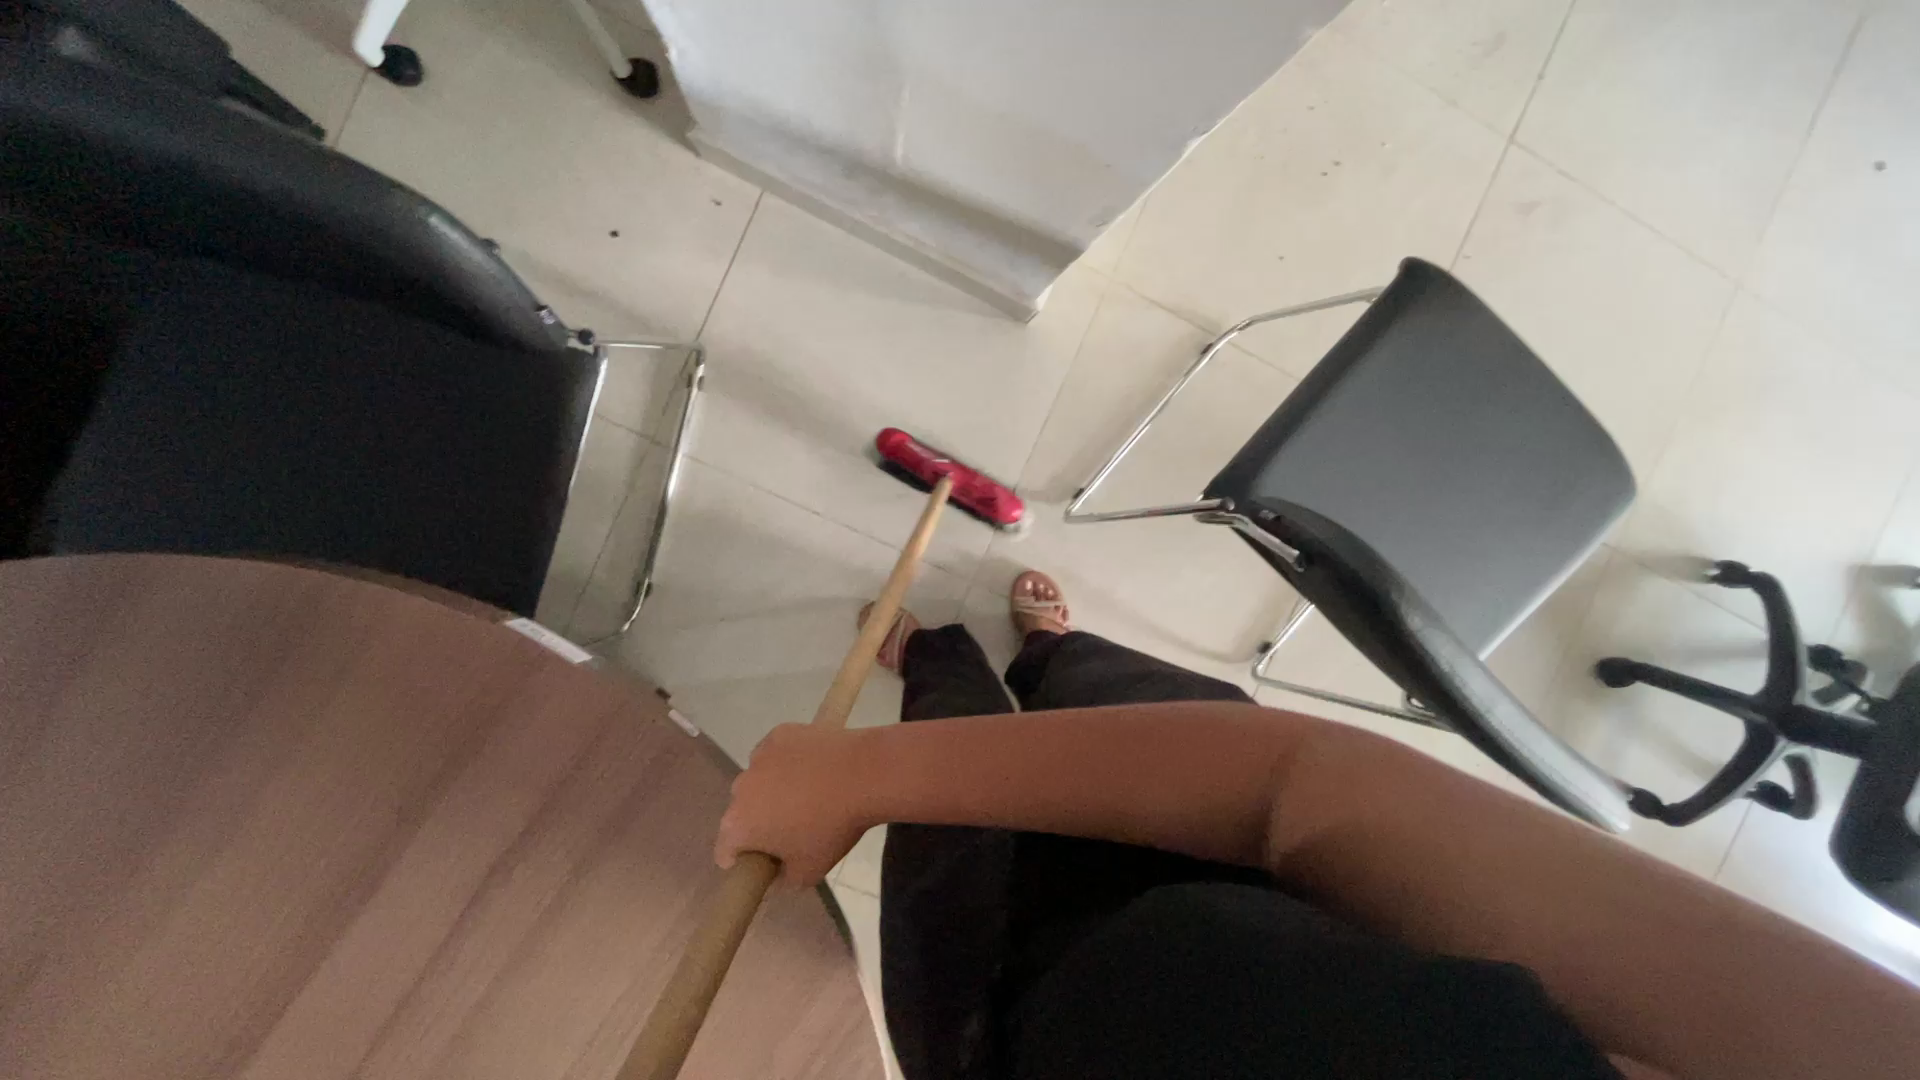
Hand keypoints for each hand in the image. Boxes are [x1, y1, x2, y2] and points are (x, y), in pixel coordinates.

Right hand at [714, 724, 872, 886]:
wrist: (862, 773)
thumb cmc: (832, 827)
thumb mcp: (808, 872)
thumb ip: (783, 880)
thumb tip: (777, 874)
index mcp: (737, 826)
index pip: (725, 851)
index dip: (742, 860)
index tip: (766, 860)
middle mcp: (739, 788)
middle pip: (741, 812)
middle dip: (759, 821)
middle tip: (792, 825)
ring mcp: (758, 755)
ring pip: (758, 779)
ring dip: (772, 788)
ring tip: (807, 791)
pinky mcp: (779, 733)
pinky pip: (775, 753)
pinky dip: (787, 760)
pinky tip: (812, 765)